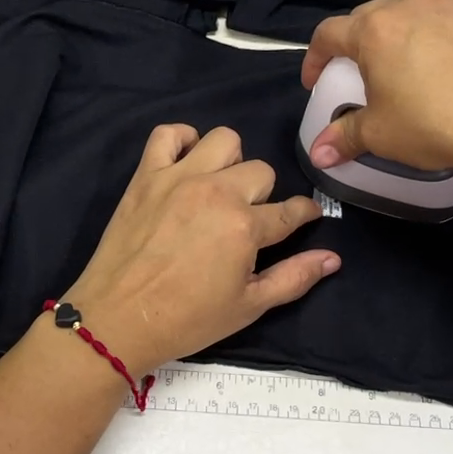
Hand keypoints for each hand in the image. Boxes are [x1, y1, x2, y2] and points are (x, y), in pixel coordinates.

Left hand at [60, 124, 339, 371]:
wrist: (118, 319)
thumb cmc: (187, 319)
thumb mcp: (248, 307)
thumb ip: (294, 278)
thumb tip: (333, 258)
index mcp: (245, 226)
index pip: (290, 211)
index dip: (304, 214)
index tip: (305, 216)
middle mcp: (217, 192)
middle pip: (260, 171)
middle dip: (262, 195)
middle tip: (246, 221)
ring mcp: (179, 178)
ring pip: (224, 141)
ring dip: (230, 161)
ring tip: (220, 188)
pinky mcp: (146, 175)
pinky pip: (168, 134)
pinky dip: (182, 140)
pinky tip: (188, 162)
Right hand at [301, 0, 452, 174]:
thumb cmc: (432, 124)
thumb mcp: (380, 136)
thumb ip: (344, 138)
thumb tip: (317, 155)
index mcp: (374, 31)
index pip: (328, 33)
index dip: (315, 57)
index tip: (316, 81)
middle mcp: (409, 6)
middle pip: (369, 17)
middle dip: (358, 44)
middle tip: (361, 75)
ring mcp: (451, 6)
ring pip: (412, 14)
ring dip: (401, 36)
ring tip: (408, 68)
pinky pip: (451, 20)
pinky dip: (441, 37)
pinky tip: (451, 66)